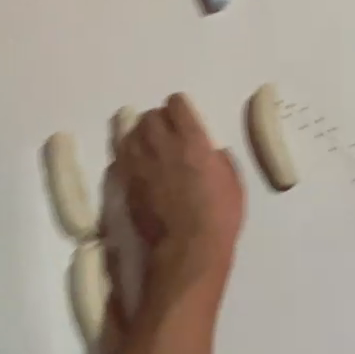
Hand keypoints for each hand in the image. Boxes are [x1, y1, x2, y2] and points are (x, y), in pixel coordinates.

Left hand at [117, 94, 244, 292]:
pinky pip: (121, 157)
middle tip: (166, 131)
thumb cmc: (219, 216)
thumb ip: (219, 160)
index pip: (177, 105)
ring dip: (140, 134)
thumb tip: (211, 153)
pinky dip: (128, 155)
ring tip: (149, 144)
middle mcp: (163, 146)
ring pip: (130, 133)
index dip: (180, 107)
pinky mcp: (126, 183)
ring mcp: (140, 164)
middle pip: (149, 116)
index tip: (184, 115)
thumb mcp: (233, 183)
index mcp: (193, 141)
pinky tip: (137, 164)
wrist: (188, 248)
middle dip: (158, 119)